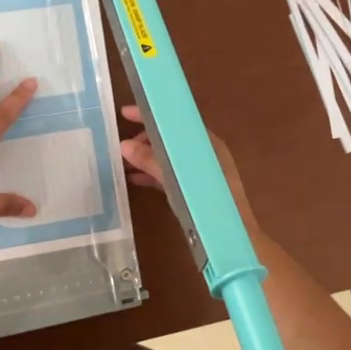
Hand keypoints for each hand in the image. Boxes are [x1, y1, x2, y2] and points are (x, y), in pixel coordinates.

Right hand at [116, 105, 257, 230]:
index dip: (150, 115)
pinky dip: (152, 175)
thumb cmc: (206, 201)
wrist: (230, 236)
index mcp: (205, 142)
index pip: (174, 120)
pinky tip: (133, 180)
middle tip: (120, 146)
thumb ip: (151, 160)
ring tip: (121, 163)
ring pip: (167, 159)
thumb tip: (124, 146)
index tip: (124, 113)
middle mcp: (204, 153)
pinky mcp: (195, 190)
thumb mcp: (174, 177)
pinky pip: (170, 175)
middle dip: (144, 140)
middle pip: (169, 139)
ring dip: (145, 159)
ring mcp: (200, 172)